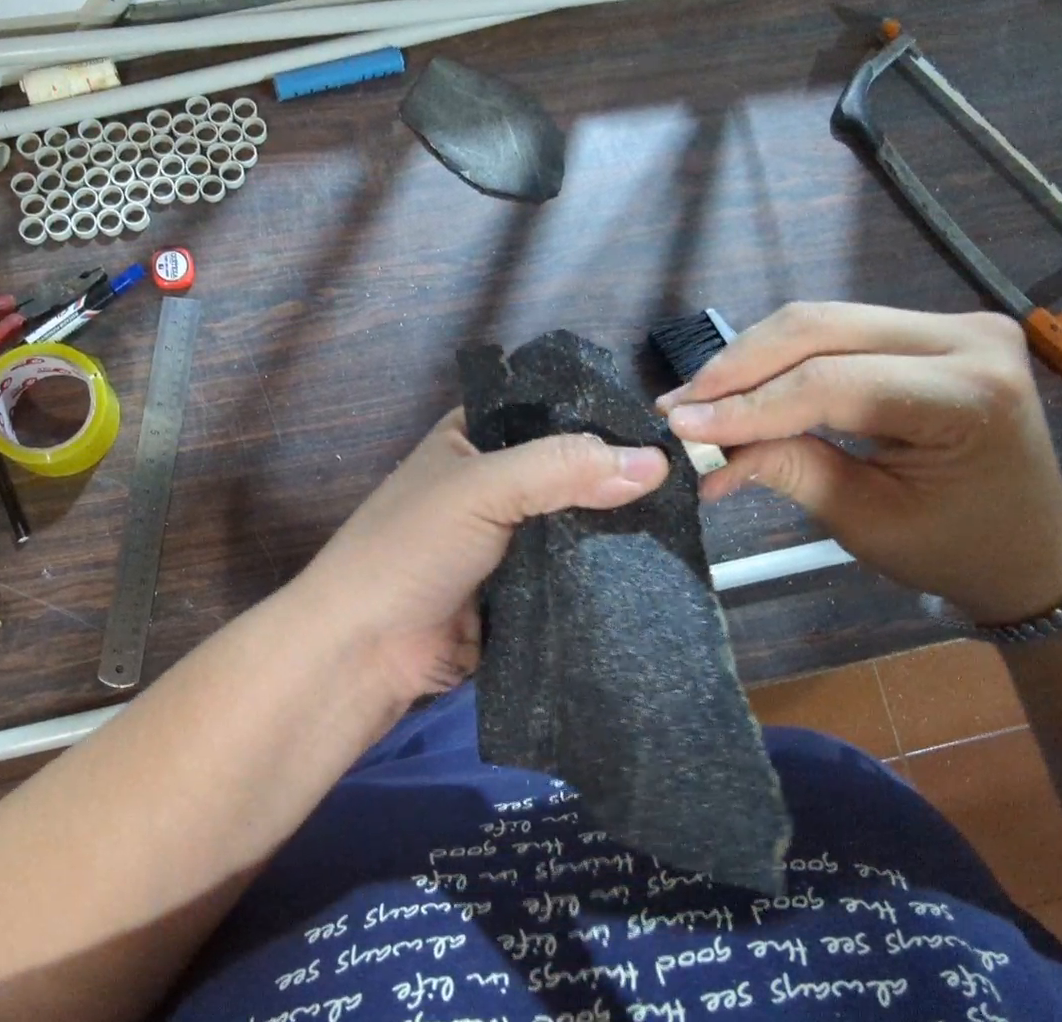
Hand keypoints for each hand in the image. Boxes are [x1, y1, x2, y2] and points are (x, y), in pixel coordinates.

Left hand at [291, 410, 668, 701]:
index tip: (673, 433)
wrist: (367, 650)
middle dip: (621, 481)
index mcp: (475, 437)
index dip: (605, 420)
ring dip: (618, 530)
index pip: (553, 412)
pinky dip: (605, 573)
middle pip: (572, 471)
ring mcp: (512, 539)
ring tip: (688, 525)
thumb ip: (562, 468)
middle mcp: (497, 481)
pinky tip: (657, 568)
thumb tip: (658, 463)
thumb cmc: (411, 549)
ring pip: (579, 525)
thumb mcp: (481, 488)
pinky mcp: (526, 590)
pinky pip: (575, 574)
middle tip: (694, 485)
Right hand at [658, 302, 1061, 624]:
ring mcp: (950, 324)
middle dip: (737, 369)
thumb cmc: (953, 548)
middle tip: (677, 406)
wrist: (1028, 544)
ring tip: (696, 400)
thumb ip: (788, 470)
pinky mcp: (928, 329)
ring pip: (819, 321)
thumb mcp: (865, 520)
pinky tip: (738, 387)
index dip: (747, 405)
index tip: (679, 426)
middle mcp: (966, 338)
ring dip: (749, 361)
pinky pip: (834, 331)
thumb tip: (703, 449)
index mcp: (968, 396)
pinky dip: (777, 361)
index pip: (831, 383)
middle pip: (820, 330)